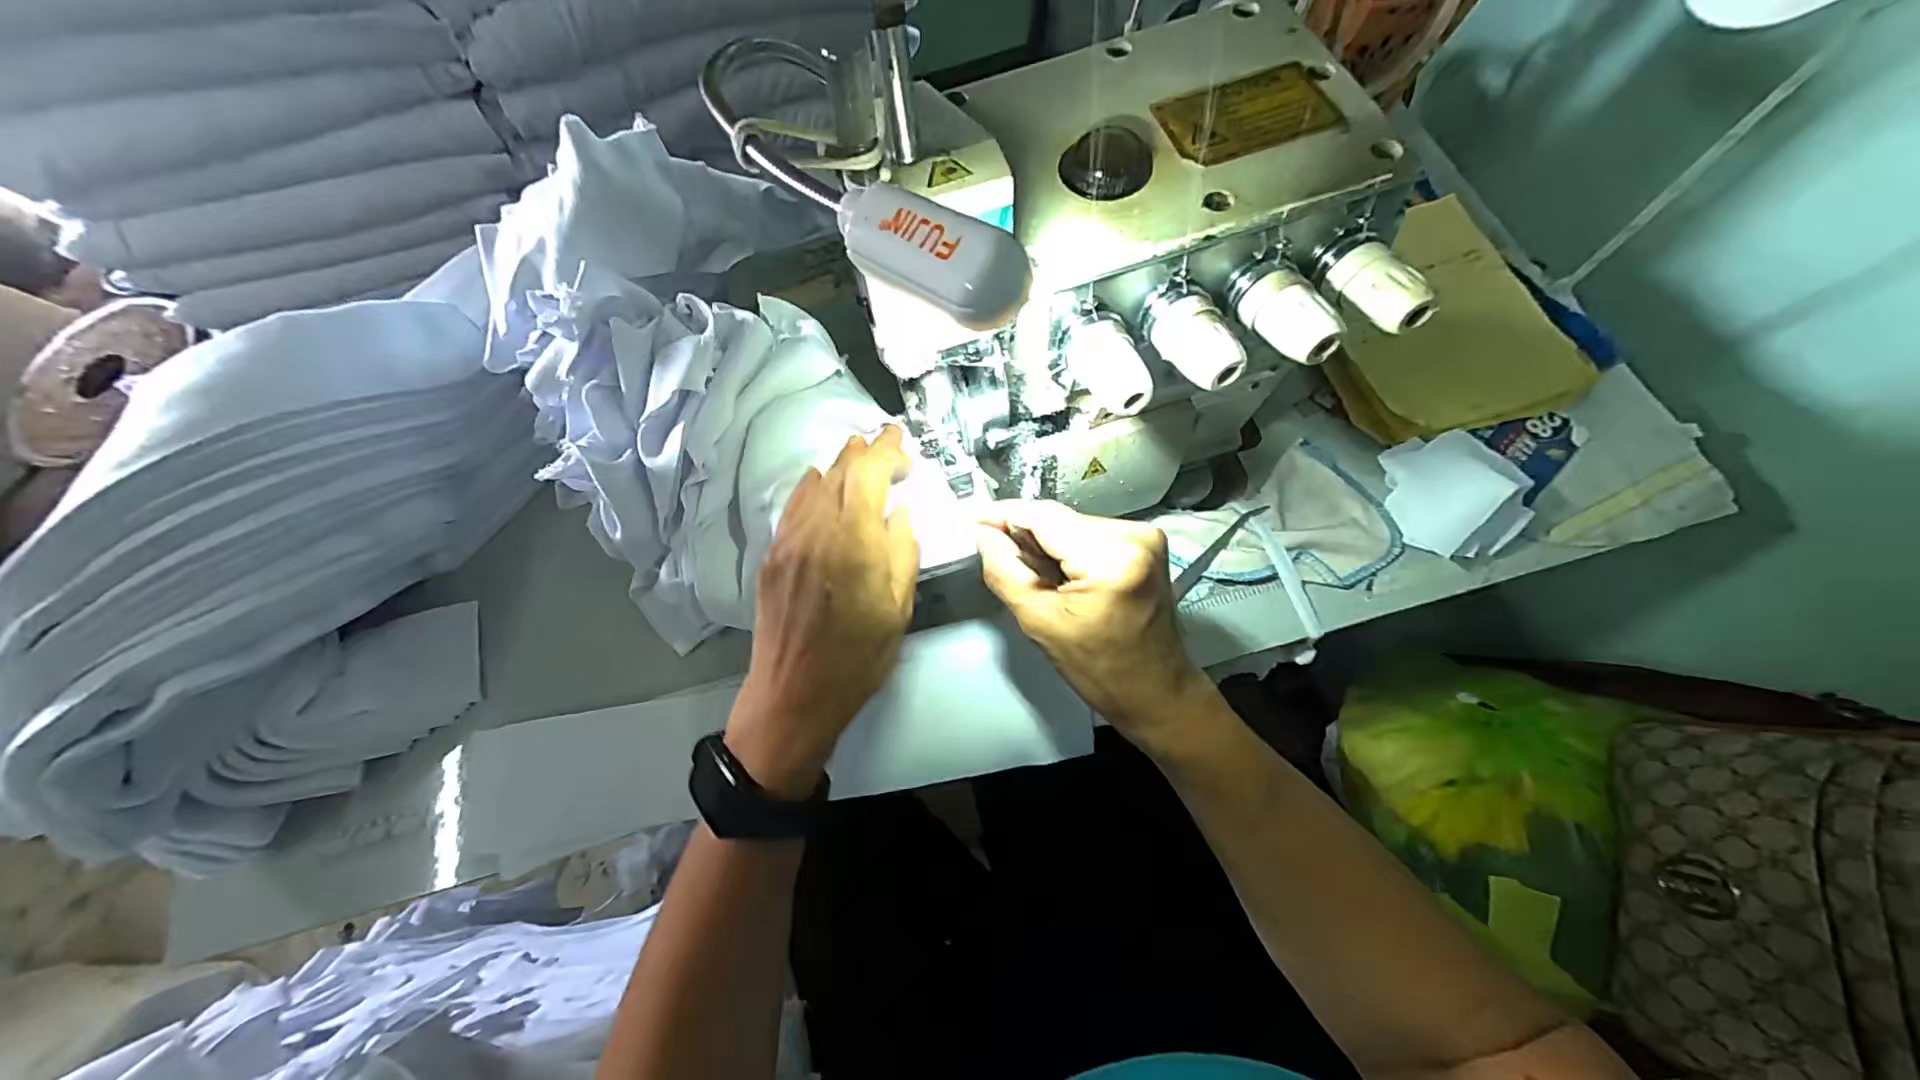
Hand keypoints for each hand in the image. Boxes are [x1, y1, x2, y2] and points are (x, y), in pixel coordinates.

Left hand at [725, 426, 918, 797]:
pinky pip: (793, 508)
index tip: (900, 440)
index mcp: (854, 542)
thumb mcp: (899, 608)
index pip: (868, 474)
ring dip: (837, 466)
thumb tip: (898, 513)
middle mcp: (816, 531)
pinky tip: (819, 484)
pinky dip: (811, 488)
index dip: (885, 450)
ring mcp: (788, 542)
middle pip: (838, 472)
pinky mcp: (772, 557)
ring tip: (856, 456)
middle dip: (863, 452)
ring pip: (812, 486)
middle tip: (885, 444)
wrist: (794, 693)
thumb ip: (902, 552)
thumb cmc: (858, 658)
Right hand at [974, 501, 1210, 752]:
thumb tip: (983, 533)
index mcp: (1111, 559)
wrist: (1156, 691)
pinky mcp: (1146, 542)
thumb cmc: (1102, 670)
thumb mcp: (1039, 622)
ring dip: (1044, 542)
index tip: (973, 520)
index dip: (1003, 516)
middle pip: (1057, 518)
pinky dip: (1067, 548)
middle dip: (1023, 532)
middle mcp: (1134, 536)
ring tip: (1034, 577)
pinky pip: (1090, 533)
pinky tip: (1059, 575)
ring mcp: (1144, 536)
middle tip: (995, 554)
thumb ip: (1004, 570)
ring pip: (1071, 523)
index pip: (1043, 517)